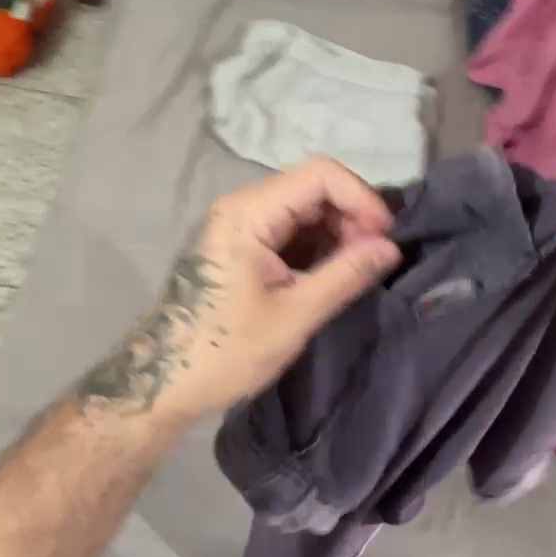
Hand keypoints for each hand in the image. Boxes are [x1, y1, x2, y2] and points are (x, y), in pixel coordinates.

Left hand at [76, 157, 400, 425]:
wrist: (164, 382)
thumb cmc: (226, 351)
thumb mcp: (295, 316)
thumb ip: (345, 275)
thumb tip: (391, 248)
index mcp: (248, 214)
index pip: (320, 175)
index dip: (361, 199)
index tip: (385, 239)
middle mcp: (241, 207)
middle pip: (313, 187)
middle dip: (352, 217)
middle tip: (375, 260)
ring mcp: (239, 225)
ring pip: (304, 208)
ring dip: (338, 232)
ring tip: (357, 271)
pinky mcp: (241, 245)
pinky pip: (289, 229)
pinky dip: (318, 245)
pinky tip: (332, 274)